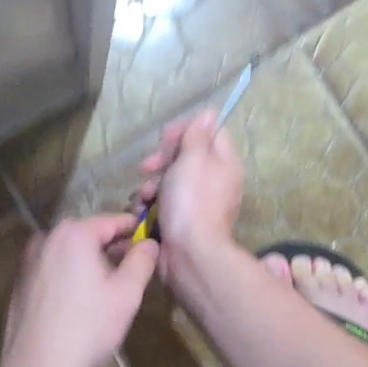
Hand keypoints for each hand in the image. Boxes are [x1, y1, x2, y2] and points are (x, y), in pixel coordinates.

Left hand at [0, 215, 159, 366]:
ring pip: (67, 253)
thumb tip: (150, 243)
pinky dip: (68, 276)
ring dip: (88, 262)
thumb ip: (141, 262)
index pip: (111, 221)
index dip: (133, 228)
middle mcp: (46, 239)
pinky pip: (51, 270)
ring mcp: (27, 262)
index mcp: (73, 234)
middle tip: (133, 264)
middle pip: (87, 235)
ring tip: (109, 285)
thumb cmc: (87, 327)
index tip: (149, 237)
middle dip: (111, 246)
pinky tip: (79, 302)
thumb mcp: (126, 294)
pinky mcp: (18, 284)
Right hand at [138, 111, 244, 271]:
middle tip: (148, 167)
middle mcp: (216, 181)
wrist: (190, 254)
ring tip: (145, 197)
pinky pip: (165, 203)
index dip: (186, 130)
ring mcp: (199, 203)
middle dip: (162, 160)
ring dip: (152, 185)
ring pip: (170, 181)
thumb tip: (209, 113)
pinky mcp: (182, 221)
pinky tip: (142, 211)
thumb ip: (198, 135)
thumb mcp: (193, 159)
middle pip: (186, 156)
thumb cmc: (192, 201)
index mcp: (225, 163)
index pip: (210, 132)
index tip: (166, 139)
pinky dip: (151, 205)